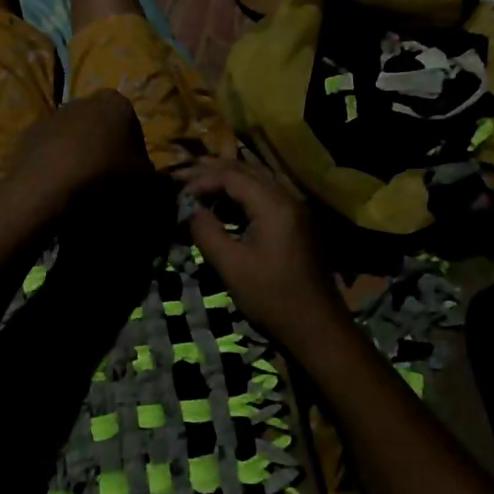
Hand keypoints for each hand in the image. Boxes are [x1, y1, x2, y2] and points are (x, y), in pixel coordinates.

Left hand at [4, 90, 150, 221]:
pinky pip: (50, 149)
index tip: (131, 174)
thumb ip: (148, 173)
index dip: (134, 151)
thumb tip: (146, 176)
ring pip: (74, 136)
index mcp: (117, 103)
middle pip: (102, 126)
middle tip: (108, 180)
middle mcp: (84, 100)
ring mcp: (53, 115)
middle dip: (105, 148)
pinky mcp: (28, 134)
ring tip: (81, 188)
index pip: (133, 125)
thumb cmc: (104, 177)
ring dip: (79, 155)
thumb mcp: (143, 180)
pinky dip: (56, 163)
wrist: (46, 189)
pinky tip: (58, 187)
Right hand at [183, 157, 347, 341]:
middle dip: (213, 170)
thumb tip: (189, 210)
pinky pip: (265, 194)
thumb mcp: (231, 266)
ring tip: (198, 184)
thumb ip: (207, 232)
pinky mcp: (295, 221)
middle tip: (182, 176)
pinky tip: (223, 204)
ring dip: (227, 179)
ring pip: (257, 179)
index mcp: (273, 205)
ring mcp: (294, 208)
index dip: (202, 179)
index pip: (232, 176)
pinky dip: (241, 193)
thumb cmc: (271, 296)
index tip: (179, 194)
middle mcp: (287, 197)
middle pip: (246, 169)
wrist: (315, 323)